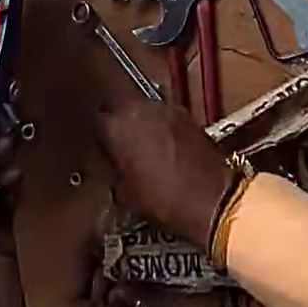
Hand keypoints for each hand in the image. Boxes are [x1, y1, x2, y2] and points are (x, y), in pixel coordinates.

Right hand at [94, 98, 232, 244]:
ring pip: (140, 107)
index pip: (95, 120)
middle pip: (117, 107)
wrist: (212, 198)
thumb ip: (112, 171)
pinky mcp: (183, 112)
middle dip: (117, 122)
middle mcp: (135, 109)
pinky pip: (162, 113)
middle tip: (120, 142)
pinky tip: (164, 143)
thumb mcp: (127, 193)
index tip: (101, 146)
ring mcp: (161, 107)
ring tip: (143, 142)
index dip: (97, 134)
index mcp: (114, 127)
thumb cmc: (164, 199)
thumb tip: (109, 166)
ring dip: (138, 121)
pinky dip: (159, 124)